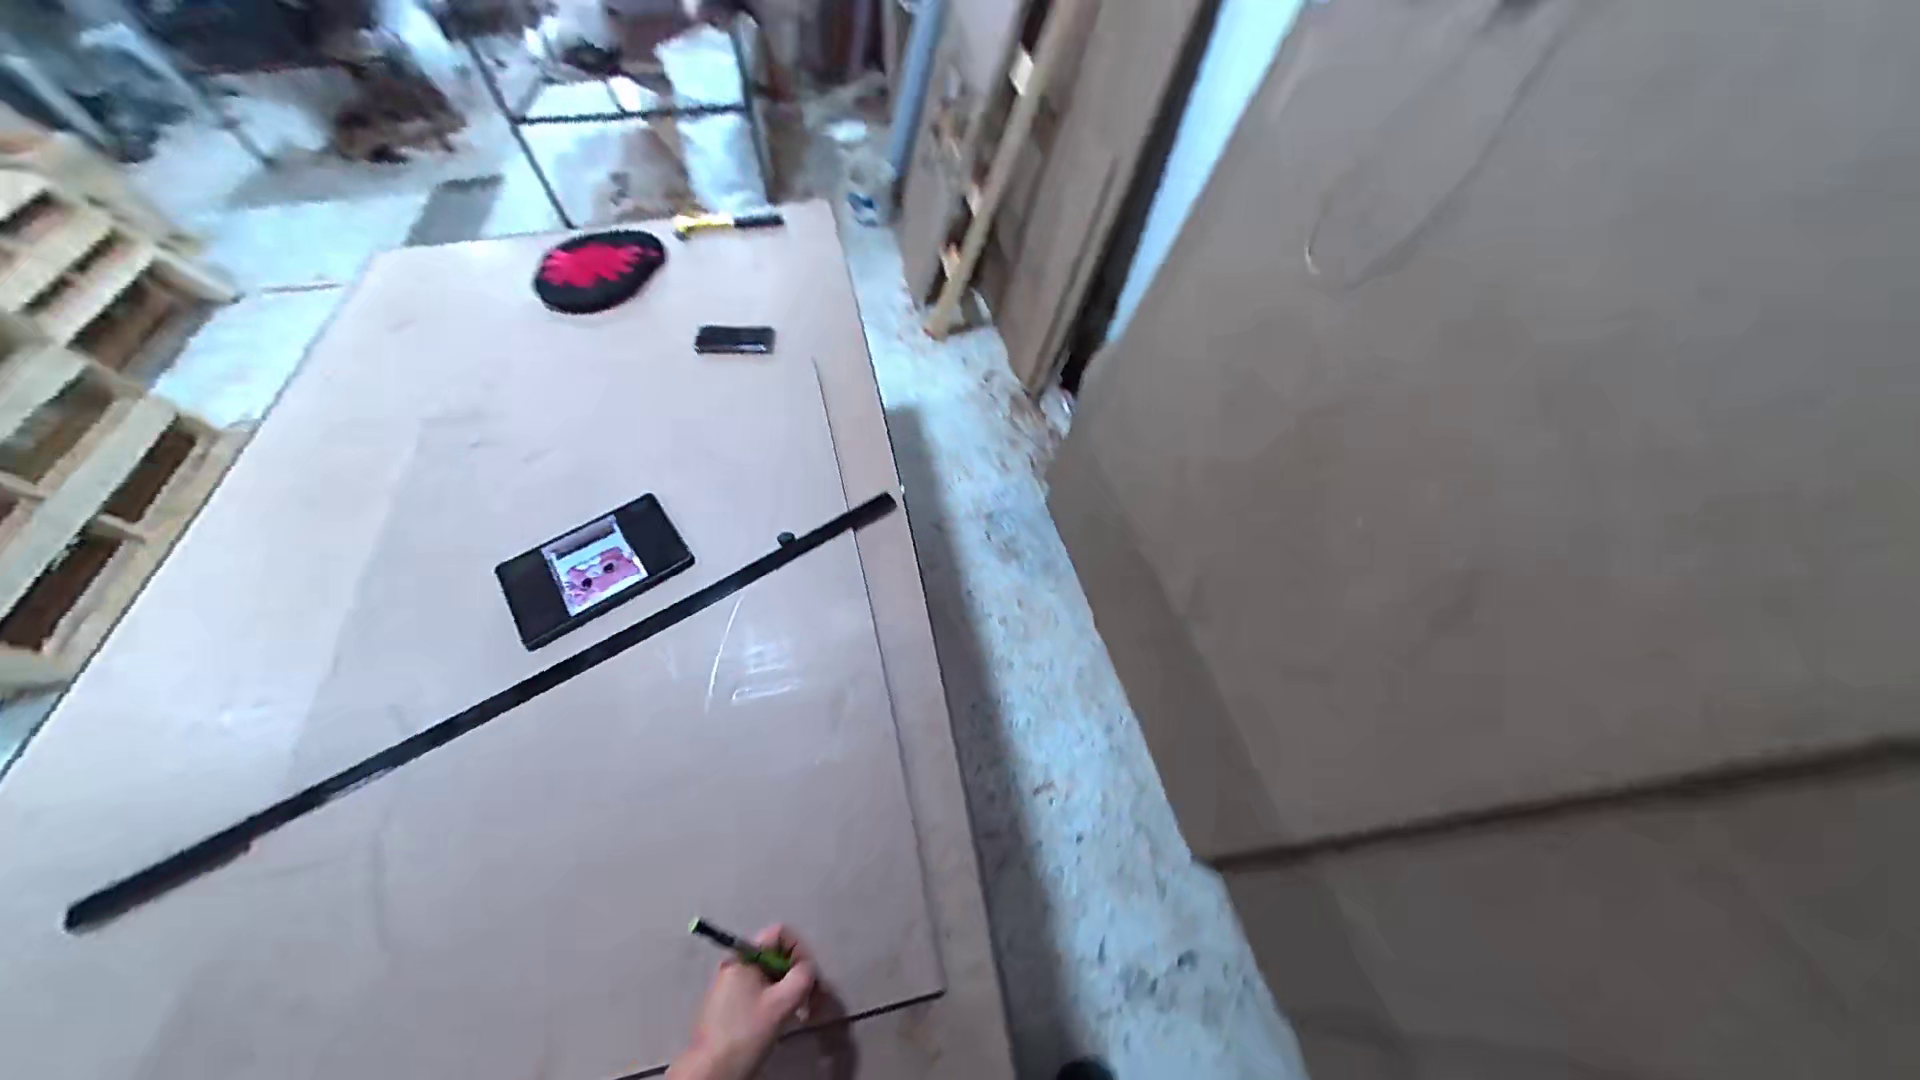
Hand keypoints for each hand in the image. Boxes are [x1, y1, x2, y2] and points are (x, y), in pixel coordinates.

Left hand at [667, 925, 818, 1079]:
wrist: (707, 1076)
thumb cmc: (744, 1034)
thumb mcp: (780, 1004)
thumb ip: (802, 977)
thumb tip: (809, 968)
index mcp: (744, 956)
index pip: (780, 933)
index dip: (799, 949)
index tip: (808, 975)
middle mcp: (736, 964)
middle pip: (776, 954)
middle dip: (798, 973)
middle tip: (812, 998)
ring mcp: (730, 985)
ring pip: (770, 975)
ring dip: (789, 989)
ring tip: (802, 1012)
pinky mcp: (729, 1005)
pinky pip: (760, 990)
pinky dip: (776, 999)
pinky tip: (784, 1019)